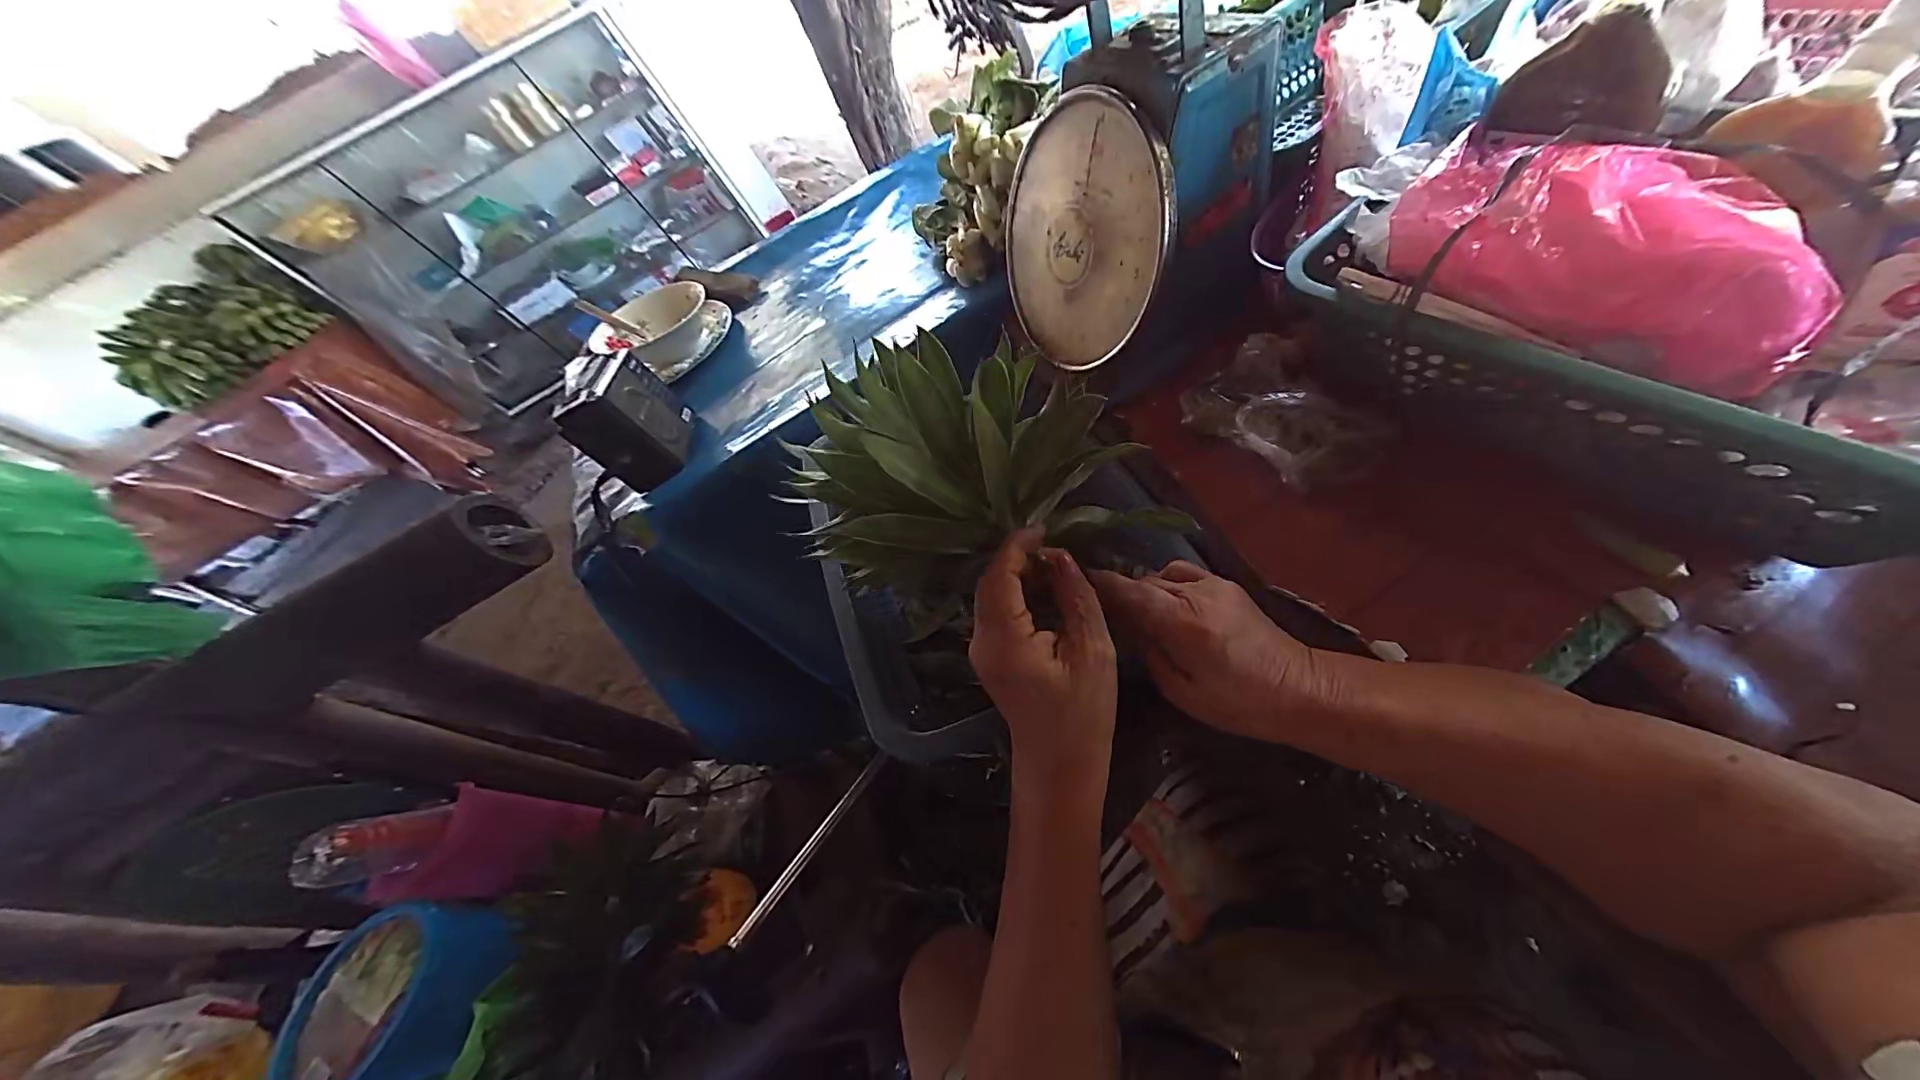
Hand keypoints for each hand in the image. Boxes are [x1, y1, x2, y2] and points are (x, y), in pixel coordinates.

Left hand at [969, 528, 1117, 796]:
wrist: (1059, 765)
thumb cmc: (1083, 714)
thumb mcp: (1093, 651)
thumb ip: (1076, 598)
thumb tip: (1061, 557)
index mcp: (1004, 639)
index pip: (999, 577)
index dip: (1017, 546)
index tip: (1044, 528)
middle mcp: (981, 641)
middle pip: (989, 584)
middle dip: (1018, 559)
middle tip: (1056, 549)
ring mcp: (980, 651)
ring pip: (991, 597)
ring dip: (1018, 576)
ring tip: (1056, 567)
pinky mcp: (989, 657)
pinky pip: (997, 614)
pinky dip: (1018, 595)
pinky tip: (1046, 592)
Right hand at [1089, 561, 1331, 738]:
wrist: (1301, 689)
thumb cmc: (1239, 703)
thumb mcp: (1182, 690)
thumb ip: (1149, 652)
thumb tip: (1128, 626)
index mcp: (1182, 622)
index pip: (1129, 591)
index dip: (1099, 584)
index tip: (1073, 581)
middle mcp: (1196, 593)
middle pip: (1143, 581)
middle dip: (1120, 591)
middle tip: (1101, 608)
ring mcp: (1214, 585)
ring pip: (1162, 575)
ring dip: (1145, 589)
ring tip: (1137, 611)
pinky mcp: (1227, 585)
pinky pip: (1184, 575)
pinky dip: (1167, 584)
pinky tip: (1166, 605)